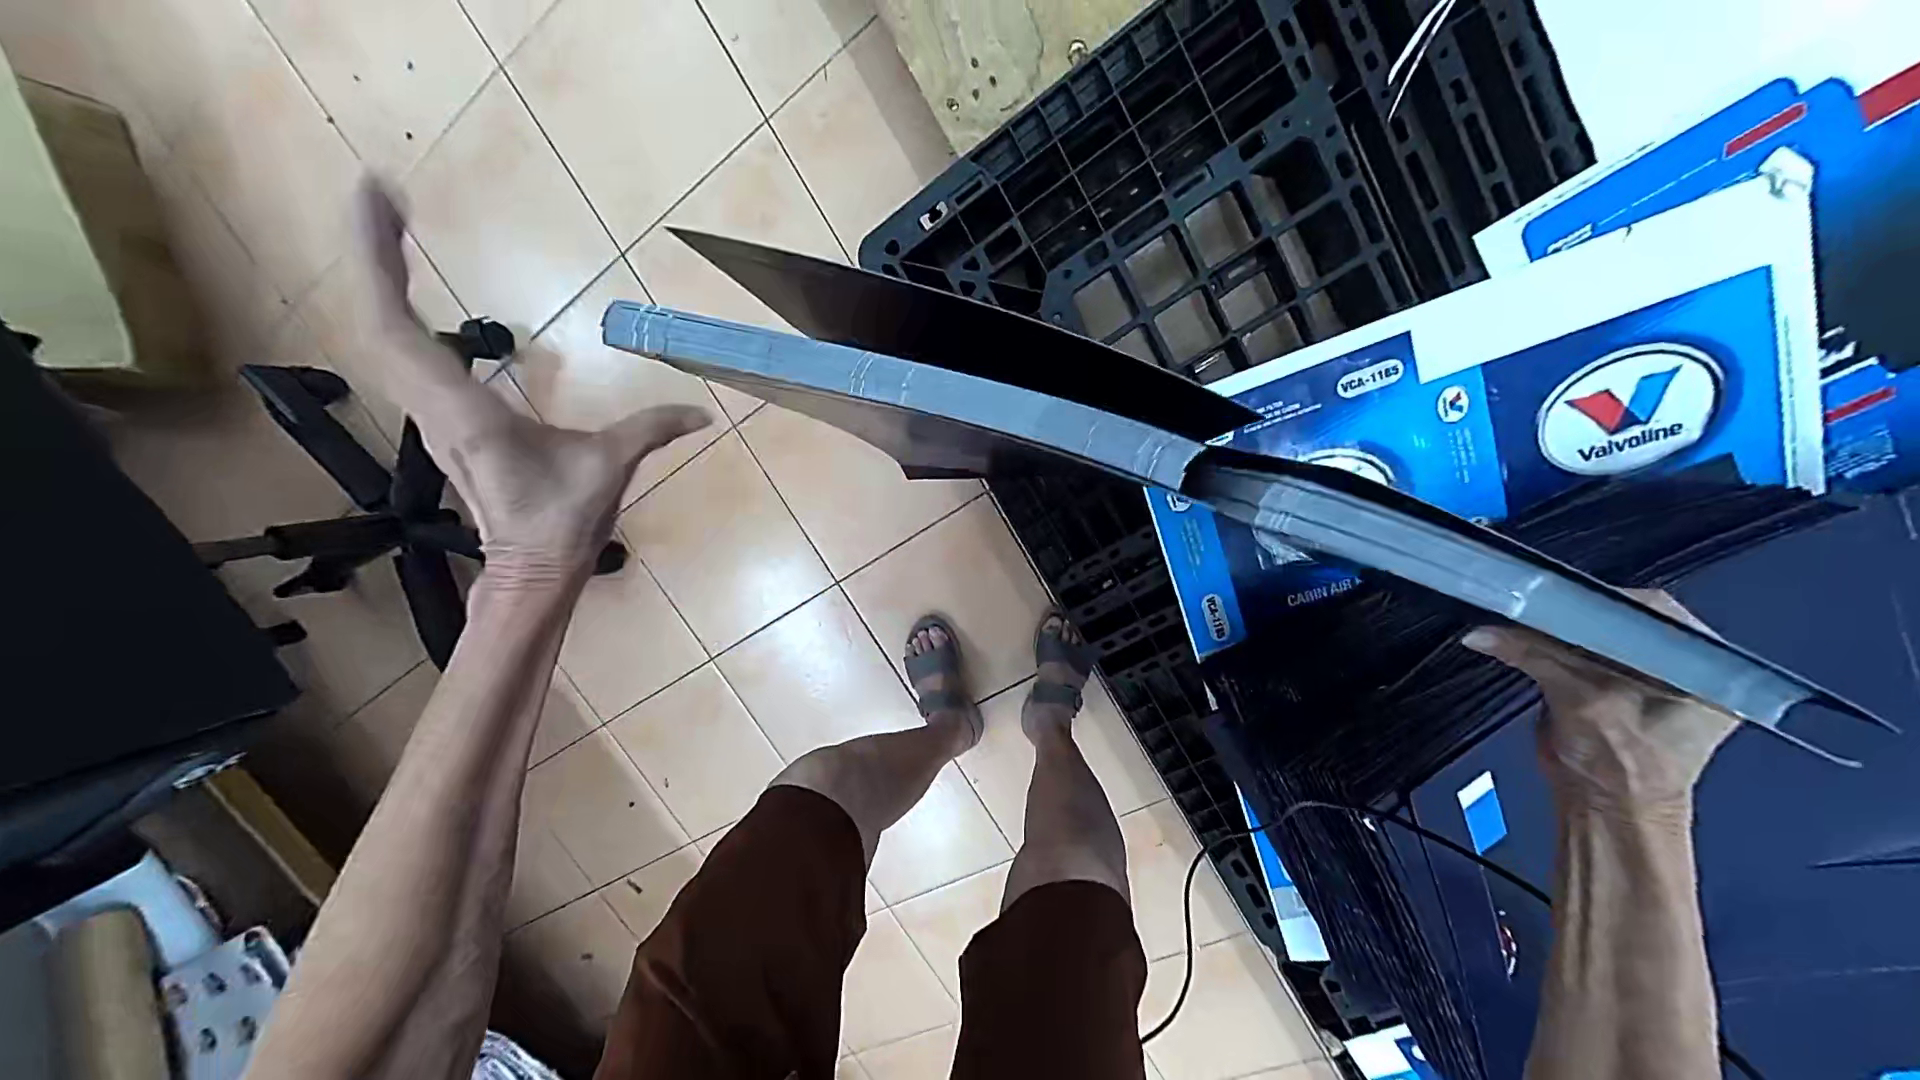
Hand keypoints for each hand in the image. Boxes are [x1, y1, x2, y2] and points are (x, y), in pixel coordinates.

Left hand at [354, 182, 710, 586]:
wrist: (530, 570)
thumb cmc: (562, 521)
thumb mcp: (610, 467)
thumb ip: (651, 431)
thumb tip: (701, 413)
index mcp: (464, 411)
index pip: (398, 325)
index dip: (379, 258)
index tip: (381, 198)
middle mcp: (432, 405)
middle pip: (374, 318)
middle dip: (369, 252)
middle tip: (381, 197)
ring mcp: (432, 415)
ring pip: (380, 338)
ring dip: (378, 281)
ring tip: (391, 233)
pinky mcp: (444, 421)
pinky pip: (402, 358)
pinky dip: (396, 314)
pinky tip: (412, 298)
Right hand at [1462, 589, 1737, 816]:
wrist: (1605, 809)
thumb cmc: (1620, 765)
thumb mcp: (1581, 703)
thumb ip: (1535, 658)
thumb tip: (1480, 632)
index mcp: (1705, 667)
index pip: (1652, 613)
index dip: (1602, 601)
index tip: (1556, 597)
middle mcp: (1679, 663)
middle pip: (1618, 618)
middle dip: (1570, 612)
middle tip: (1529, 604)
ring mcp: (1642, 672)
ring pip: (1593, 631)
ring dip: (1552, 628)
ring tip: (1519, 618)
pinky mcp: (1606, 680)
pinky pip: (1576, 648)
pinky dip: (1546, 643)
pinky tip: (1522, 638)